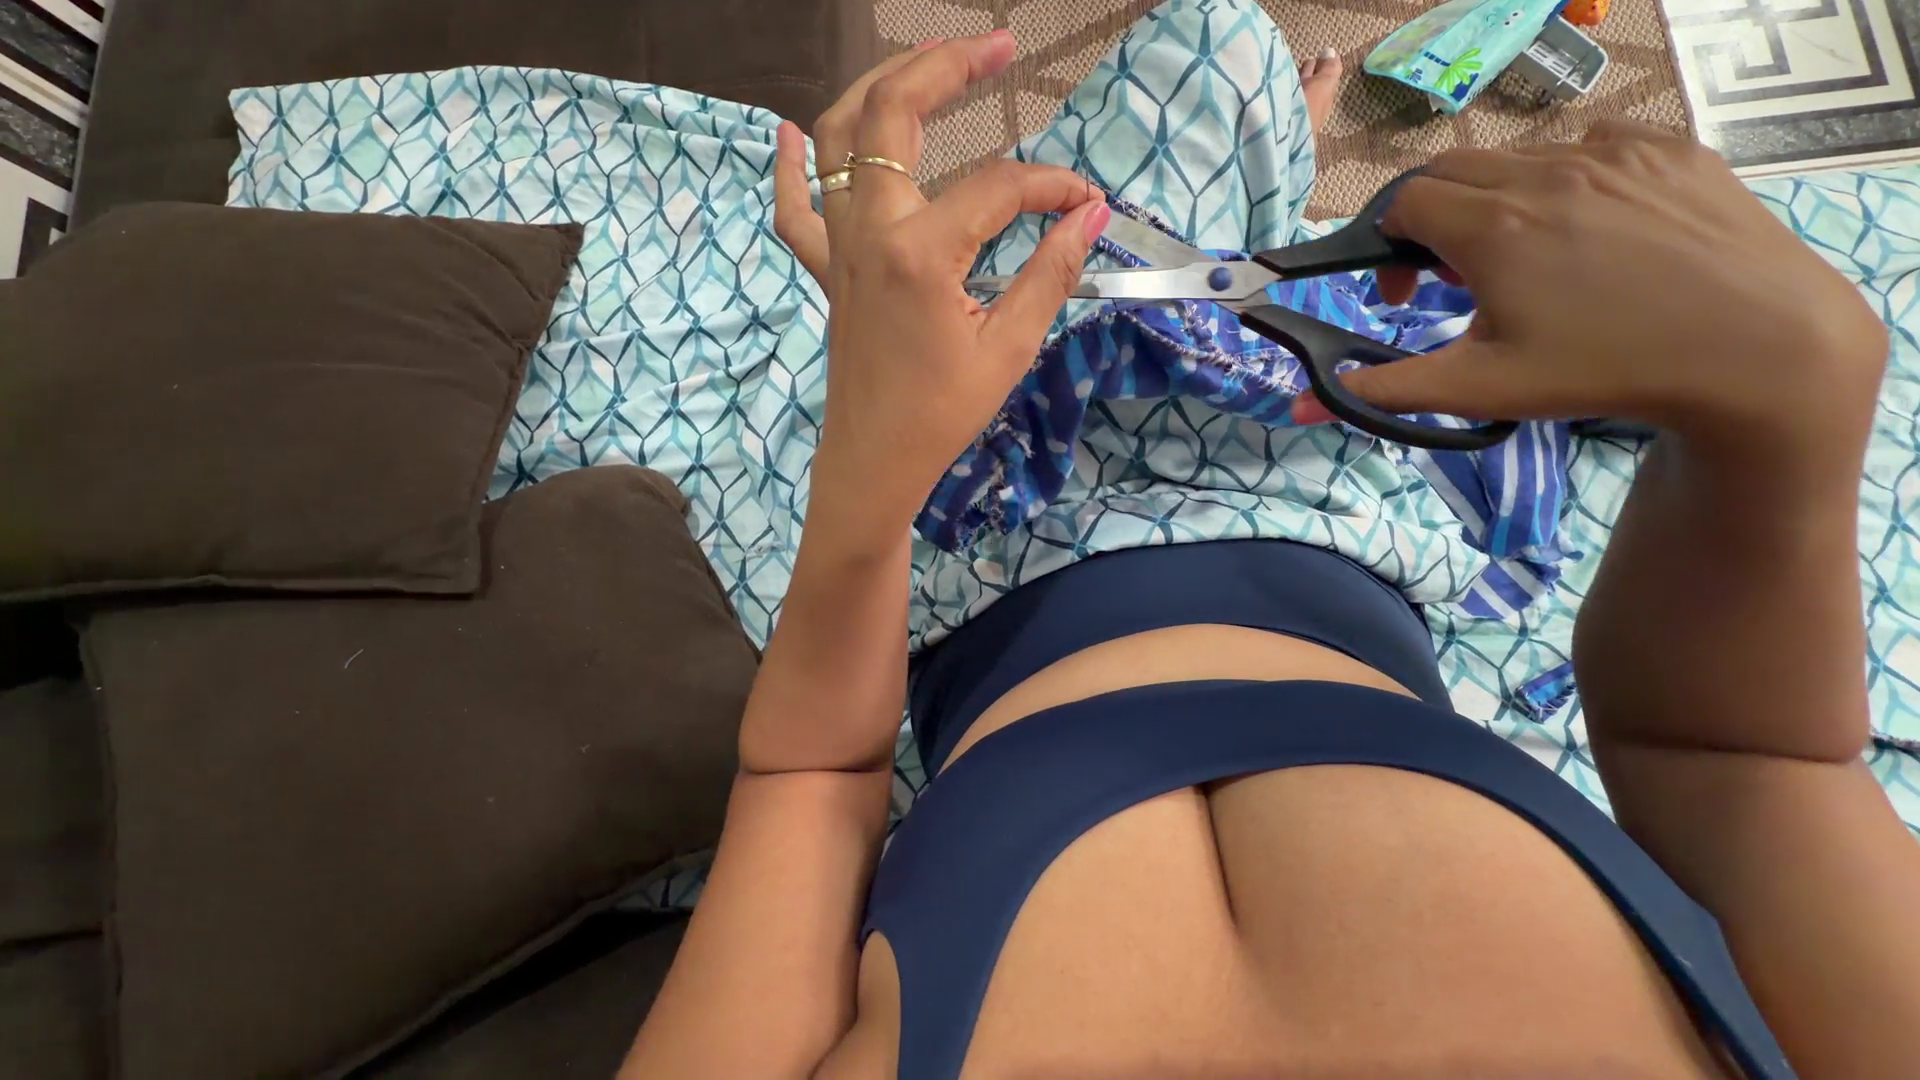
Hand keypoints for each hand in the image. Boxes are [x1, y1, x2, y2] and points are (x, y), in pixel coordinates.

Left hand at [771, 31, 1110, 551]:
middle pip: (893, 114)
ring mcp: (839, 247)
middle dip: (947, 65)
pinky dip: (789, 166)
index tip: (1084, 202)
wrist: (874, 461)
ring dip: (876, 88)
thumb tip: (1090, 215)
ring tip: (922, 62)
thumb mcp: (1008, 349)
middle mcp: (869, 231)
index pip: (998, 188)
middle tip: (997, 47)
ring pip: (837, 139)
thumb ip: (1050, 273)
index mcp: (919, 252)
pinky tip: (790, 132)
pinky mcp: (825, 270)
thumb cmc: (941, 415)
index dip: (1050, 187)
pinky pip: (795, 209)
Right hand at [1319, 122, 1887, 475]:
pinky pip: (1590, 144)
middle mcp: (1543, 173)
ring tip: (1523, 256)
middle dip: (1430, 217)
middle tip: (1451, 274)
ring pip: (1517, 159)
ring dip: (1494, 200)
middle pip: (1451, 171)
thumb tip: (1303, 406)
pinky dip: (1563, 177)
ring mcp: (1613, 153)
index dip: (1386, 243)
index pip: (1403, 202)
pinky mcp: (1669, 149)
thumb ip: (1384, 388)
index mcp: (1491, 227)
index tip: (1403, 290)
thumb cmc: (1599, 371)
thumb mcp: (1478, 389)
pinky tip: (1585, 226)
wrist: (1754, 349)